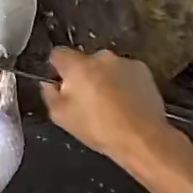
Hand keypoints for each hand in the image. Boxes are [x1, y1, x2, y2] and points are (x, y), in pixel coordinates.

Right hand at [42, 48, 174, 164]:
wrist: (142, 138)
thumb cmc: (98, 128)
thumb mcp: (62, 117)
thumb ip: (49, 95)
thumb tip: (48, 84)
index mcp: (78, 66)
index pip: (58, 53)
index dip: (56, 68)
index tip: (60, 84)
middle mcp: (101, 58)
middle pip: (83, 61)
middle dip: (82, 76)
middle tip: (85, 100)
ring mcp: (124, 62)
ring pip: (105, 67)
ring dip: (103, 79)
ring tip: (109, 104)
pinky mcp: (143, 70)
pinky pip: (124, 72)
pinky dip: (122, 82)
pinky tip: (125, 103)